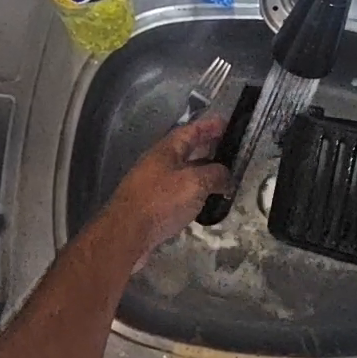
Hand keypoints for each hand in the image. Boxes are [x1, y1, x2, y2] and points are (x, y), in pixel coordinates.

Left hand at [100, 118, 231, 261]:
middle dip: (206, 148)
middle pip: (185, 151)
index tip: (226, 123)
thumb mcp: (195, 182)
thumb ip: (215, 175)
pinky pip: (178, 192)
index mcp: (166, 151)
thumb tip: (227, 176)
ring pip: (182, 173)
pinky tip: (204, 201)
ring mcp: (153, 185)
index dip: (208, 126)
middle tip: (228, 150)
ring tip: (222, 177)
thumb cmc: (161, 201)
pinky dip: (194, 193)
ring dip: (201, 172)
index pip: (190, 131)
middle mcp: (158, 164)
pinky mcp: (153, 206)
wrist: (127, 234)